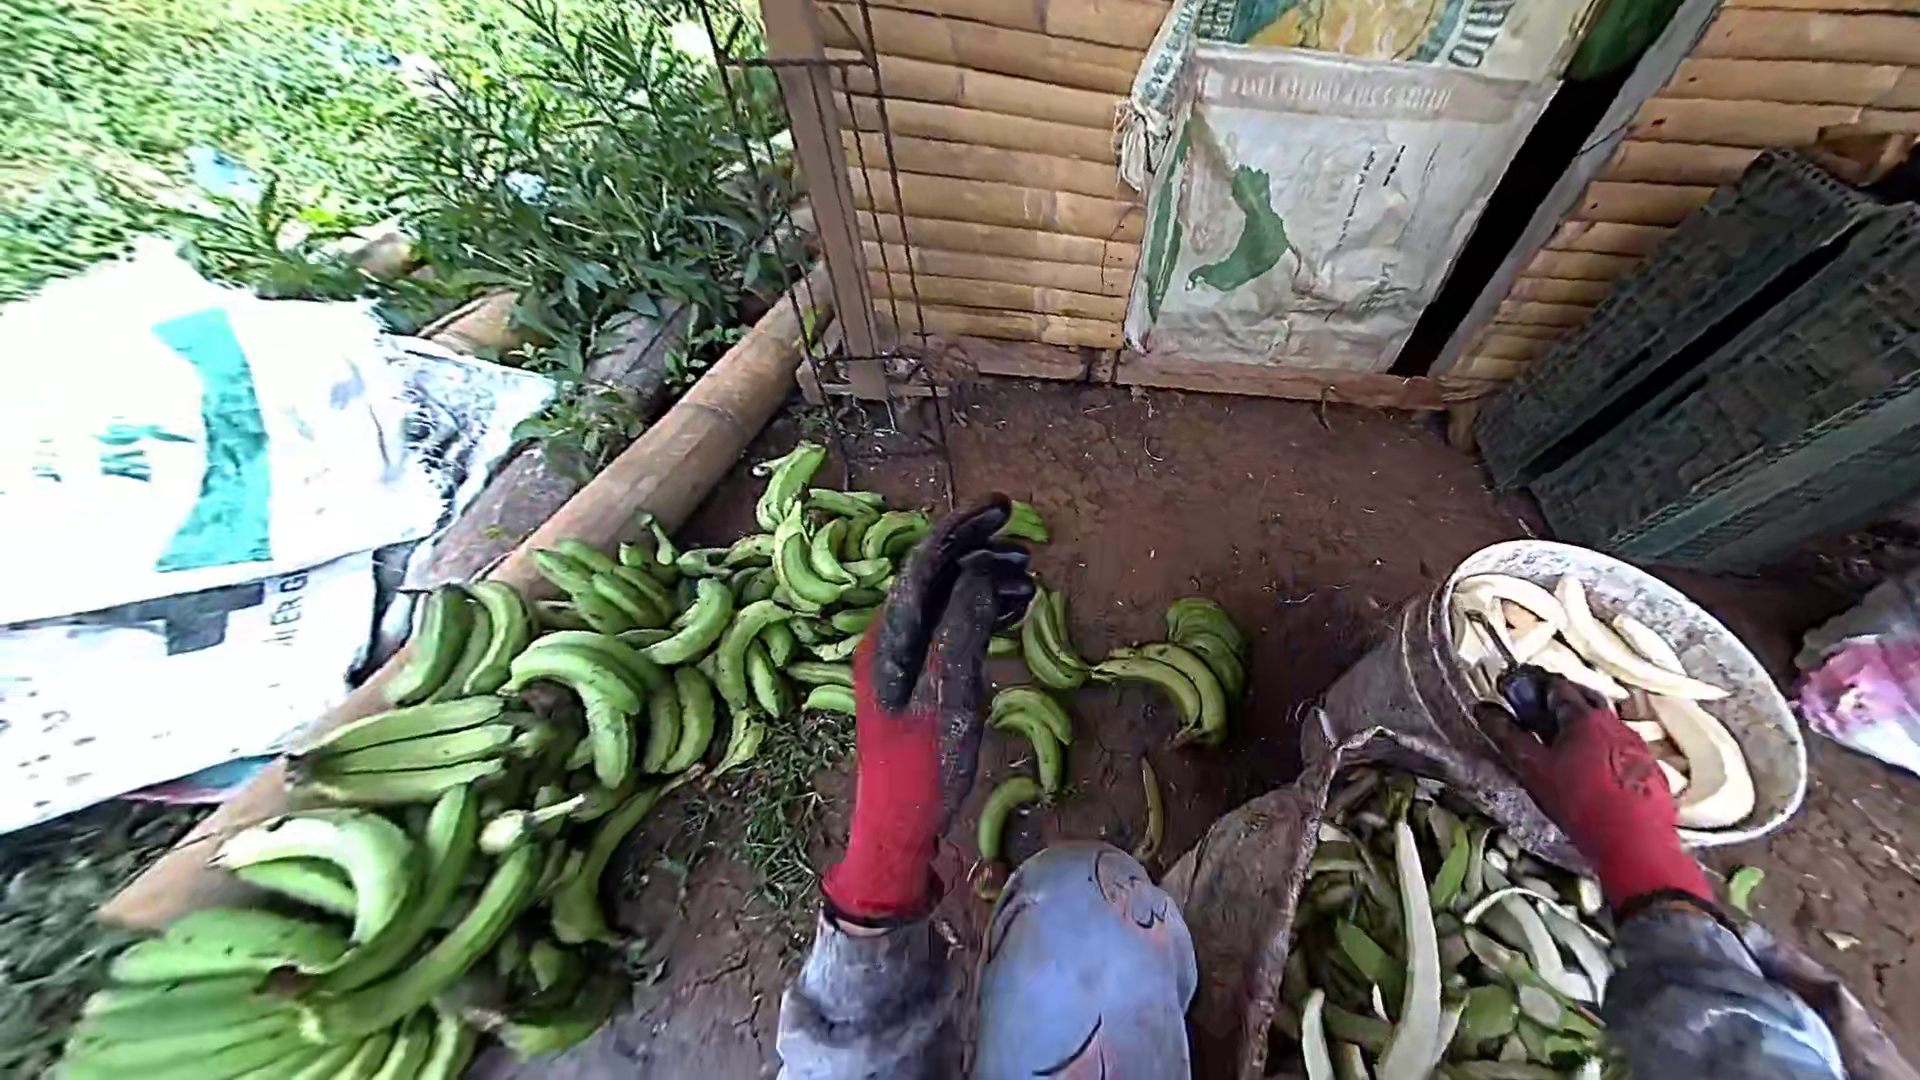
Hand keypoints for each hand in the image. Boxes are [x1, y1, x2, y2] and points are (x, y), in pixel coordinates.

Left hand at [822, 497, 1033, 922]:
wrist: (899, 822)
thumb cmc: (923, 766)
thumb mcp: (948, 696)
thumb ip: (961, 628)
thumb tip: (978, 571)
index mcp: (889, 634)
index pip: (924, 563)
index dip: (961, 529)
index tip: (1001, 508)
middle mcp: (892, 634)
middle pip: (936, 575)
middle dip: (978, 552)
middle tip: (1023, 548)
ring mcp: (906, 653)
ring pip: (947, 599)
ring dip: (984, 583)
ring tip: (1027, 581)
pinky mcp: (921, 670)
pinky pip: (953, 625)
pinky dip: (981, 612)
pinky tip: (1011, 610)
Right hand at [1482, 677, 1710, 910]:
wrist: (1637, 847)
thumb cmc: (1580, 802)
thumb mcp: (1530, 766)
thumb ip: (1505, 732)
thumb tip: (1485, 709)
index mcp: (1587, 720)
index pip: (1557, 687)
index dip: (1531, 685)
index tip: (1513, 690)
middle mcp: (1618, 727)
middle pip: (1585, 699)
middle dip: (1556, 700)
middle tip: (1532, 711)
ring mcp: (1639, 748)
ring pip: (1603, 723)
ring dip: (1577, 723)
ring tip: (1555, 738)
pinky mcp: (1651, 770)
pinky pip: (1619, 745)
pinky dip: (1597, 744)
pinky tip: (1583, 763)